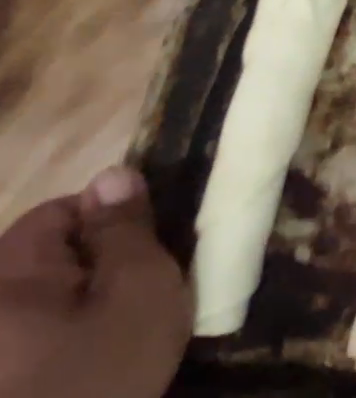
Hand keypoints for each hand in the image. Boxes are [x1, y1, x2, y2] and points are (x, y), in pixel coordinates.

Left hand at [0, 168, 190, 397]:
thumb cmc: (103, 370)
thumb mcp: (141, 292)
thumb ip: (127, 231)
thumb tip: (114, 175)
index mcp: (7, 274)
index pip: (58, 211)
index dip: (111, 218)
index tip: (150, 247)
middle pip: (38, 255)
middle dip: (91, 262)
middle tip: (137, 292)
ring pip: (31, 295)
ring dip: (73, 301)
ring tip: (110, 331)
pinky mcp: (0, 366)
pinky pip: (23, 329)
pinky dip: (51, 335)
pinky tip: (79, 359)